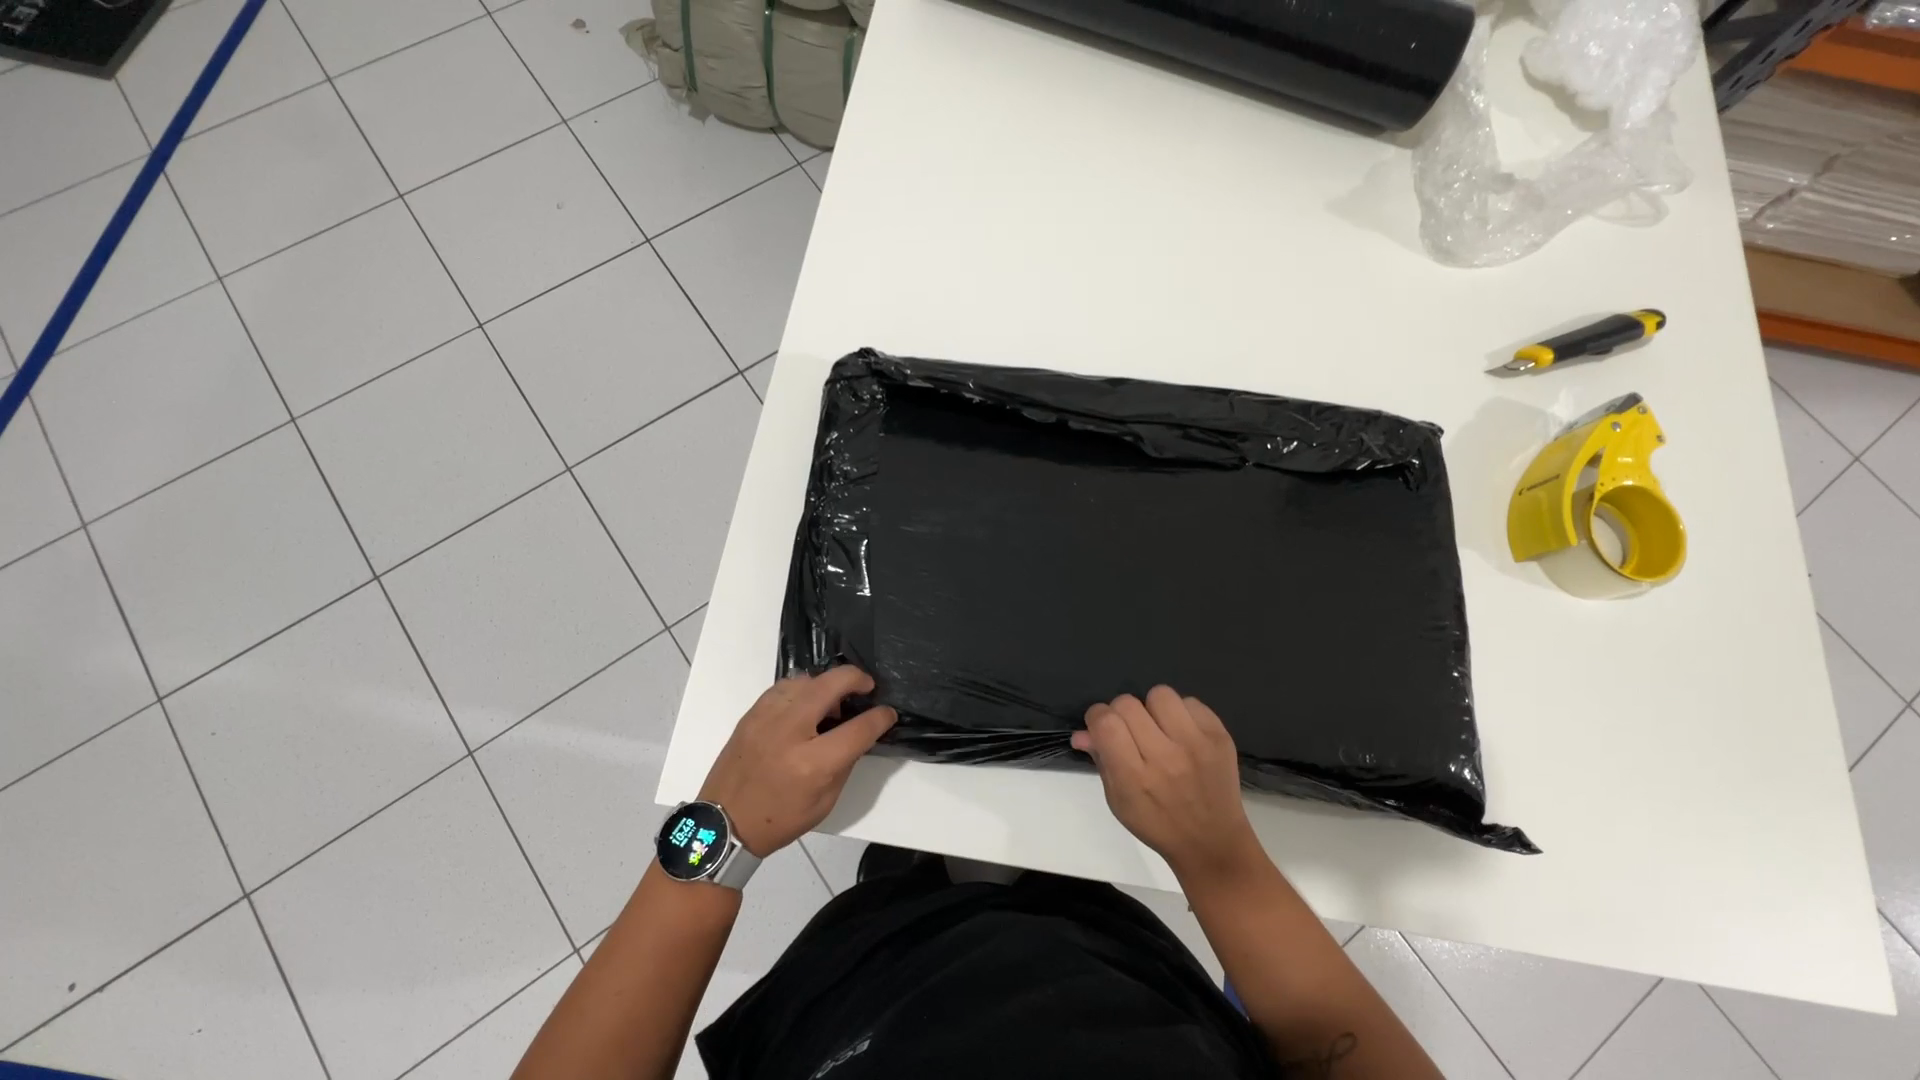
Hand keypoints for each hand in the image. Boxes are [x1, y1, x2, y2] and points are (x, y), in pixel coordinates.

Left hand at [698, 667, 896, 856]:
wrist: (724, 823)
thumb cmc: (779, 819)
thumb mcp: (825, 801)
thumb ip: (846, 762)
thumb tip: (860, 733)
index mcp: (813, 763)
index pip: (859, 728)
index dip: (880, 717)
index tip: (888, 713)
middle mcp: (790, 731)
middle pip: (832, 684)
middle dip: (857, 679)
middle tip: (867, 687)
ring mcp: (766, 718)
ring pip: (806, 679)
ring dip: (827, 684)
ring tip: (832, 701)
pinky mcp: (751, 714)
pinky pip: (783, 687)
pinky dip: (802, 689)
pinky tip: (806, 704)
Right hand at [1072, 686, 1261, 887]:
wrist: (1212, 841)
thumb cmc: (1157, 824)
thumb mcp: (1119, 801)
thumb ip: (1101, 761)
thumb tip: (1081, 733)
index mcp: (1135, 776)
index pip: (1105, 722)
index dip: (1097, 717)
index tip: (1101, 727)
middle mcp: (1165, 756)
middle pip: (1128, 704)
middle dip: (1121, 713)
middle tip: (1131, 732)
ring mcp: (1196, 744)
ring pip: (1160, 694)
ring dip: (1153, 708)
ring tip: (1159, 729)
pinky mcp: (1219, 736)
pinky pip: (1191, 701)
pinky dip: (1181, 713)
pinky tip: (1182, 734)